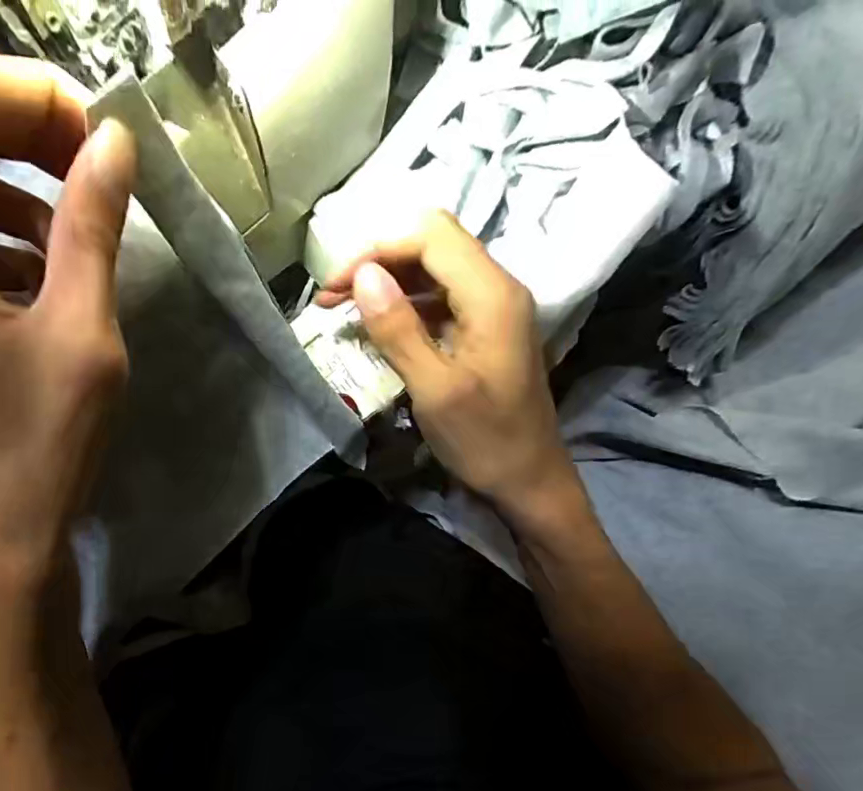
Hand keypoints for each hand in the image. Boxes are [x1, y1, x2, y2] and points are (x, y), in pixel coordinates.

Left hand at [0, 47, 136, 598]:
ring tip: (70, 221)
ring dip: (2, 166)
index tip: (100, 142)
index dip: (31, 93)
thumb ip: (91, 227)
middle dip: (14, 119)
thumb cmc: (45, 447)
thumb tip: (111, 142)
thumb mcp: (85, 337)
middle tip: (85, 167)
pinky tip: (37, 266)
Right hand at [316, 210, 582, 529]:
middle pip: (433, 244)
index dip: (377, 250)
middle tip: (334, 296)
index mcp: (492, 294)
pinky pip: (442, 299)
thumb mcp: (435, 390)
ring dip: (389, 282)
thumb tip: (363, 275)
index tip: (335, 286)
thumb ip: (399, 329)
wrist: (529, 482)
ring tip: (345, 310)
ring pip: (435, 270)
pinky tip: (380, 326)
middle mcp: (498, 288)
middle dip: (379, 261)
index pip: (430, 236)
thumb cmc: (485, 441)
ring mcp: (495, 308)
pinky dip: (406, 305)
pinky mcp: (486, 329)